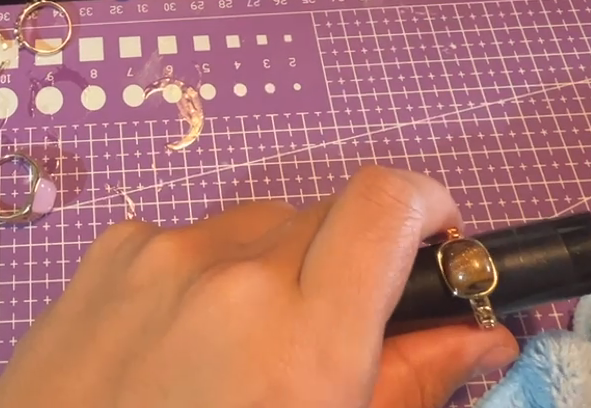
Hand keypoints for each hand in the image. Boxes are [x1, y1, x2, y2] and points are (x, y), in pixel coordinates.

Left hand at [0, 166, 516, 407]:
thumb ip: (405, 387)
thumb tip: (477, 333)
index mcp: (300, 334)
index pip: (383, 201)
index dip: (426, 206)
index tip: (438, 247)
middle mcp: (231, 266)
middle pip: (325, 212)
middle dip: (351, 259)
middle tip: (336, 332)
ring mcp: (162, 247)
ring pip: (257, 224)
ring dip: (276, 266)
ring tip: (243, 349)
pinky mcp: (113, 245)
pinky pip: (190, 237)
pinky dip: (208, 272)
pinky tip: (177, 340)